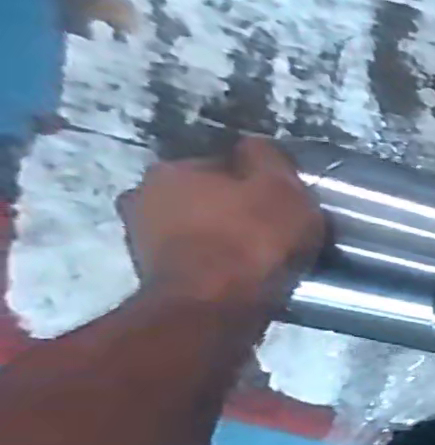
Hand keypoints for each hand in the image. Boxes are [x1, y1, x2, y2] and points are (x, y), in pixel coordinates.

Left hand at [119, 137, 324, 315]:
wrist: (216, 299)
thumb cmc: (255, 236)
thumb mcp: (282, 188)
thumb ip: (268, 158)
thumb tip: (255, 145)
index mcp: (173, 168)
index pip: (226, 164)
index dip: (260, 181)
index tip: (285, 200)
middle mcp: (144, 191)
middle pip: (205, 192)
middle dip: (233, 204)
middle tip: (273, 225)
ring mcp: (138, 231)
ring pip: (195, 221)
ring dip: (220, 230)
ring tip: (258, 249)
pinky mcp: (148, 265)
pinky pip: (191, 249)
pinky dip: (213, 254)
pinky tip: (239, 266)